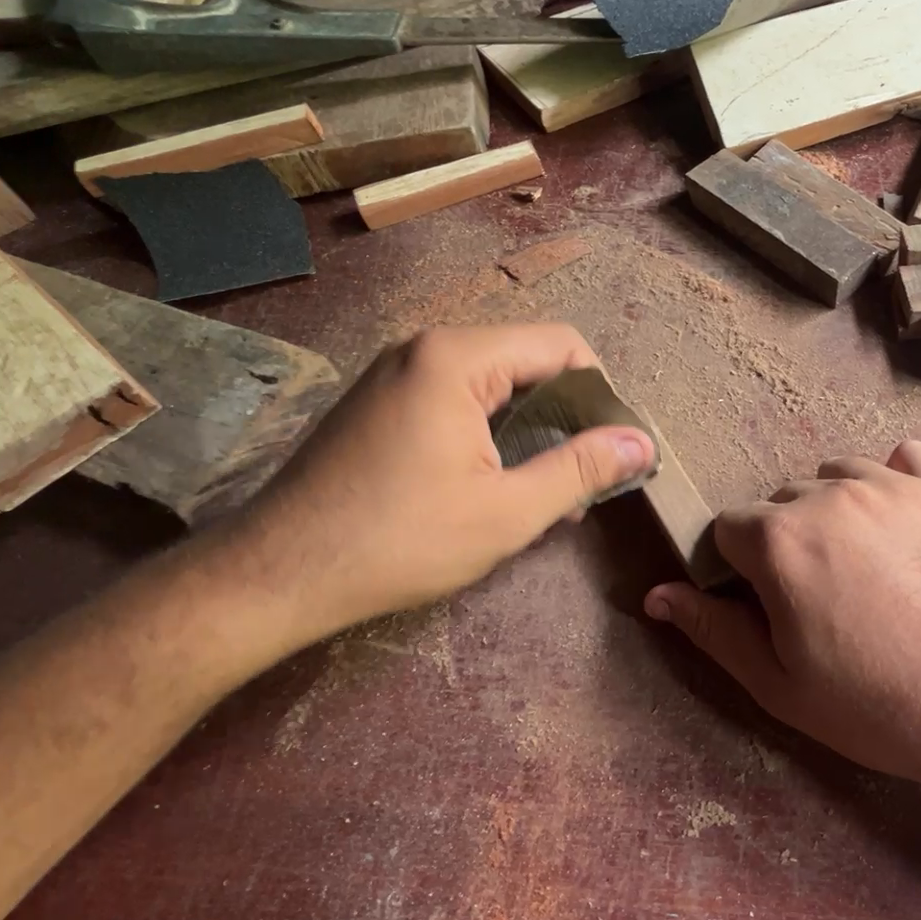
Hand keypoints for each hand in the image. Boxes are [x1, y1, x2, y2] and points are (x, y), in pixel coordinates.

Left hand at [219, 324, 655, 647]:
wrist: (277, 575)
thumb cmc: (400, 541)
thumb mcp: (508, 512)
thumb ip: (582, 469)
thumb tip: (643, 444)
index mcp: (457, 358)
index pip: (562, 344)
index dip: (601, 392)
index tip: (615, 448)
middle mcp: (425, 348)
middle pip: (529, 361)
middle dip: (568, 416)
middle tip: (584, 479)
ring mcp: (397, 373)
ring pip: (497, 384)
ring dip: (533, 430)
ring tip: (547, 492)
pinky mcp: (382, 402)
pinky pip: (460, 400)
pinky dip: (494, 434)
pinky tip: (497, 485)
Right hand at [644, 441, 920, 789]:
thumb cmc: (878, 706)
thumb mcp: (780, 686)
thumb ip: (714, 631)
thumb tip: (657, 595)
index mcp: (780, 539)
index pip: (729, 528)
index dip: (741, 570)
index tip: (771, 607)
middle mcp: (830, 494)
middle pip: (781, 502)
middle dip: (786, 541)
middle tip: (824, 599)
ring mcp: (892, 483)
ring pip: (836, 478)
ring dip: (834, 510)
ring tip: (864, 566)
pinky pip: (901, 458)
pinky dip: (891, 482)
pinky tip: (904, 526)